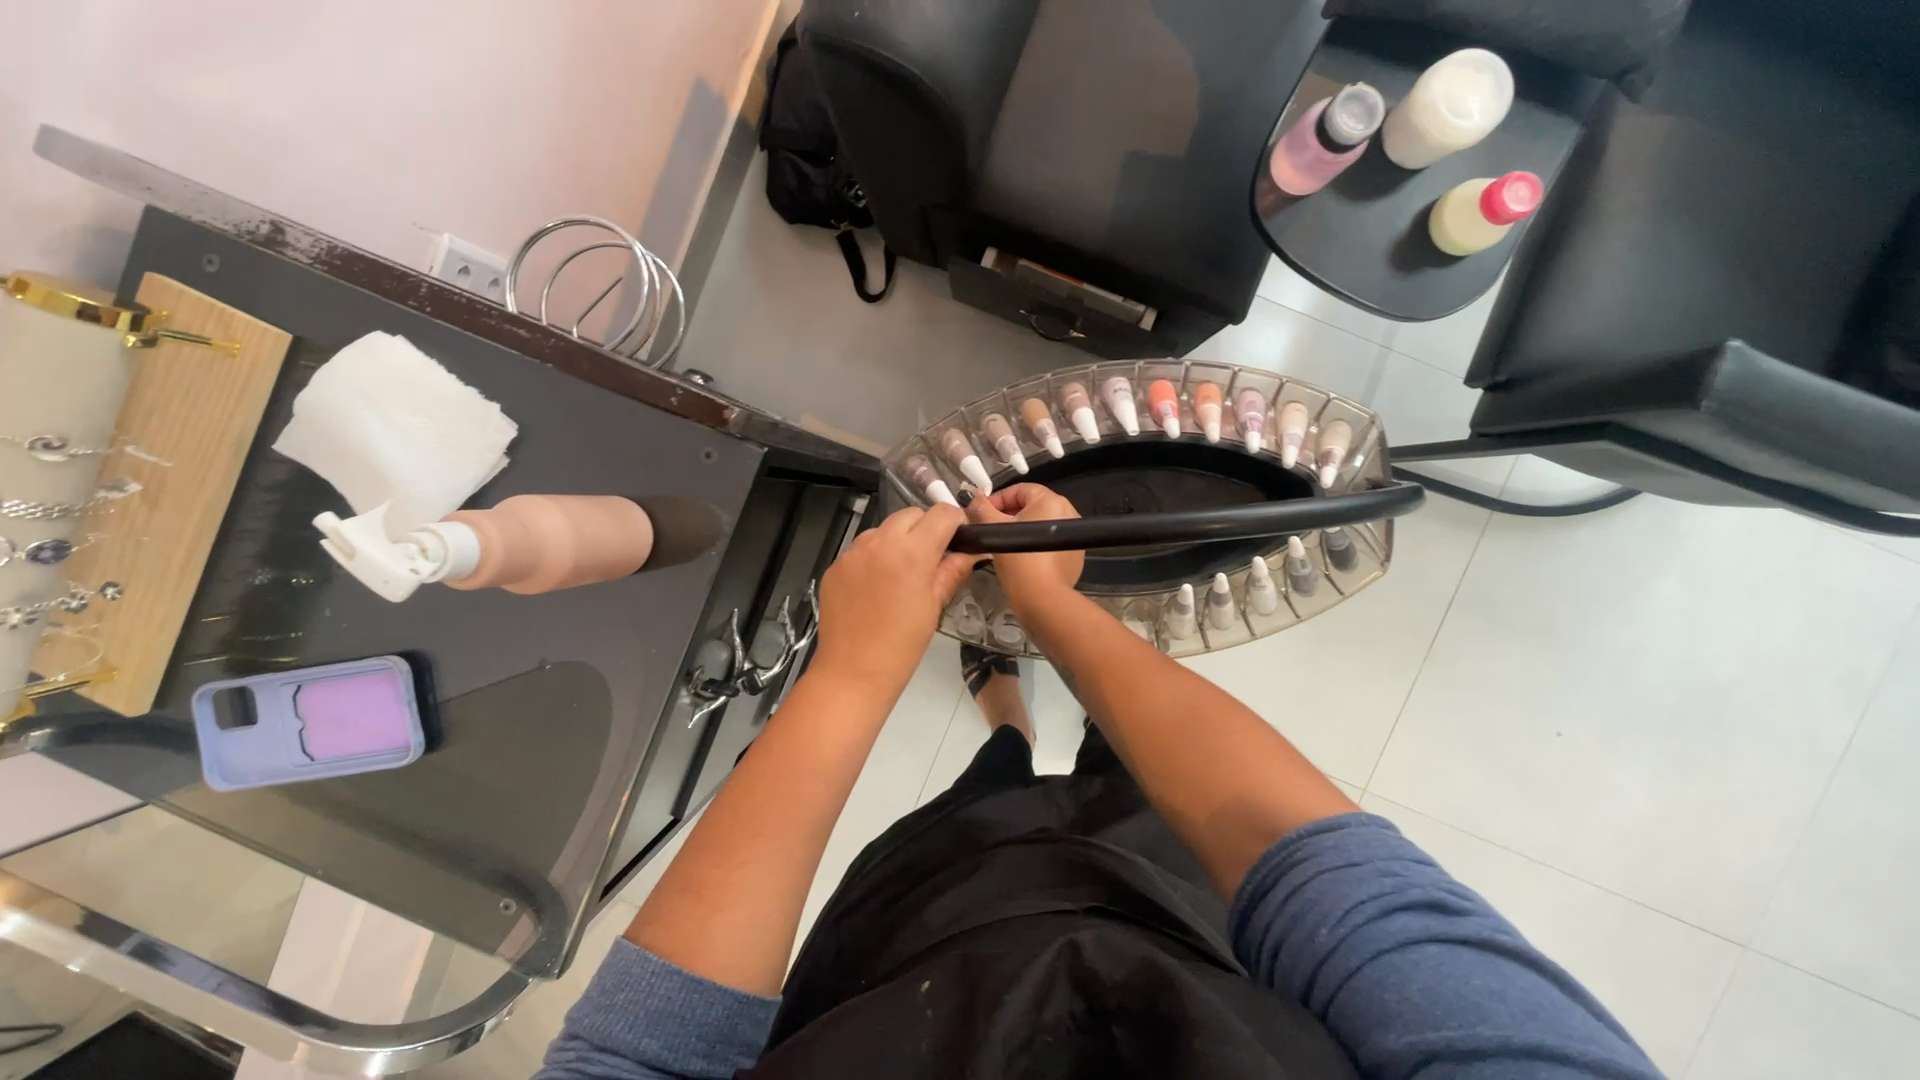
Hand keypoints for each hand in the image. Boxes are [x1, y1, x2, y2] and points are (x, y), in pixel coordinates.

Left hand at [811, 504, 978, 692]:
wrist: (853, 671)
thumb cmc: (902, 645)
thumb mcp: (934, 606)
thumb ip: (952, 571)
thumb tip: (971, 551)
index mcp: (912, 553)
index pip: (942, 514)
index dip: (955, 521)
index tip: (958, 537)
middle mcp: (880, 543)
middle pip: (910, 514)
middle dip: (925, 528)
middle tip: (931, 557)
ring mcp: (853, 552)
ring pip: (883, 529)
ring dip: (897, 540)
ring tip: (901, 573)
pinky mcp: (836, 565)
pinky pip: (861, 548)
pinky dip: (874, 556)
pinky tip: (876, 586)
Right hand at [964, 484, 1084, 611]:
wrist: (1042, 599)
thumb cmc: (1018, 559)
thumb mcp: (995, 531)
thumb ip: (982, 508)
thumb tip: (973, 496)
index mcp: (1051, 501)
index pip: (1020, 489)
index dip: (998, 499)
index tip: (982, 514)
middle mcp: (1068, 513)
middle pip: (1032, 506)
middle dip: (1009, 515)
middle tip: (990, 530)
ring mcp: (1074, 535)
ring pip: (1041, 525)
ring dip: (1022, 530)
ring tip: (1003, 544)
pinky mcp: (1075, 555)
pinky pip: (1050, 542)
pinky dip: (1036, 544)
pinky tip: (1022, 558)